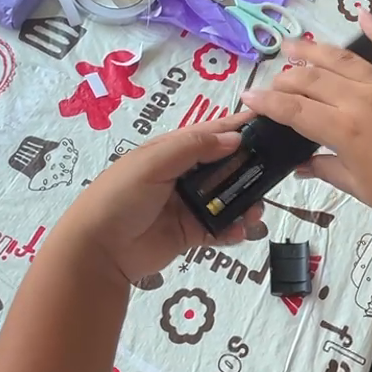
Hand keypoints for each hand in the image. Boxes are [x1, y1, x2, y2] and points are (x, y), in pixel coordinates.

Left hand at [51, 112, 263, 284]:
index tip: (269, 122)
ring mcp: (187, 206)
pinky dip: (233, 230)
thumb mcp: (154, 162)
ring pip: (227, 199)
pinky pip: (219, 229)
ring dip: (245, 203)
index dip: (238, 127)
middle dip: (249, 170)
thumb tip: (235, 139)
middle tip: (273, 175)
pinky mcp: (190, 234)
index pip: (211, 134)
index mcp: (172, 152)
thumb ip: (195, 147)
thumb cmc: (121, 196)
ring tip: (256, 213)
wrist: (97, 249)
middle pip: (225, 167)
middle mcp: (183, 176)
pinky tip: (241, 232)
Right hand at [241, 13, 371, 239]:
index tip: (246, 98)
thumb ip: (325, 168)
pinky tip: (364, 14)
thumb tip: (300, 165)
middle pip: (312, 79)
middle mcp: (361, 99)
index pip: (293, 110)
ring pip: (342, 59)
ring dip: (314, 50)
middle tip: (271, 84)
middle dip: (286, 79)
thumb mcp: (358, 187)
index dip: (266, 103)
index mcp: (344, 129)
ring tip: (292, 44)